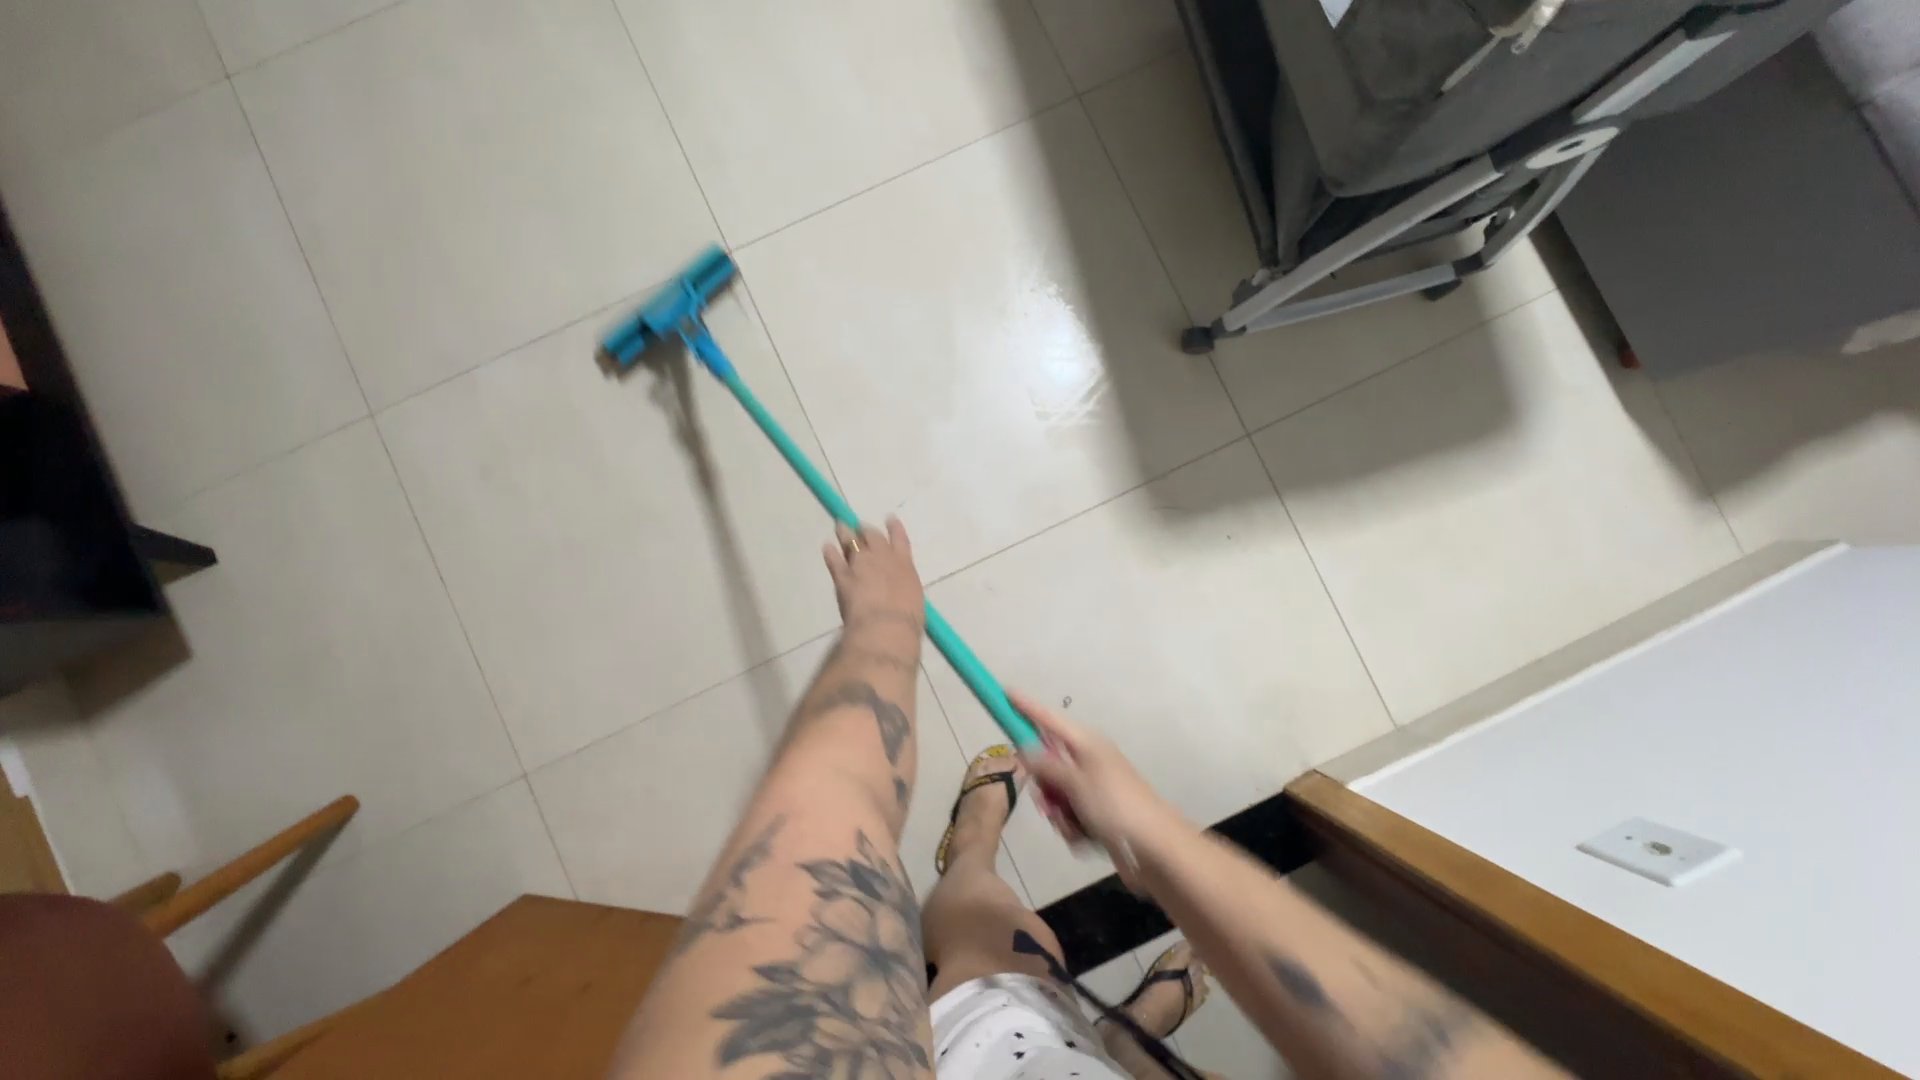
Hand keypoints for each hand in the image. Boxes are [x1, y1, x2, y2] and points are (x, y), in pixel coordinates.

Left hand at [822, 517, 923, 629]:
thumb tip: (899, 592)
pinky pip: (834, 560)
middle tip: (860, 526)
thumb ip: (904, 589)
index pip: (899, 539)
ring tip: (841, 525)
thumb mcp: (913, 599)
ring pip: (851, 541)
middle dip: (866, 530)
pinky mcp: (843, 576)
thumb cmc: (908, 618)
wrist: (886, 625)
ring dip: (846, 533)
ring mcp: (860, 563)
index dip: (894, 527)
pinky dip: (830, 552)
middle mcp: (882, 557)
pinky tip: (827, 547)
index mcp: (904, 563)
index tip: (890, 518)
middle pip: (872, 535)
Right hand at [1012, 691, 1187, 884]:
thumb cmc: (1115, 805)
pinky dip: (1072, 827)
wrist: (1155, 846)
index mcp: (1086, 744)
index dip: (1026, 707)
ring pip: (1055, 794)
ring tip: (1073, 826)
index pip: (1048, 719)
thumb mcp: (1076, 783)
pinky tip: (1084, 838)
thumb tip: (1024, 747)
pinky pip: (1069, 814)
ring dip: (1058, 812)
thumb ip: (1047, 765)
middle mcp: (1088, 761)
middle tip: (1048, 802)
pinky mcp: (1097, 813)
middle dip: (1044, 787)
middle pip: (1047, 764)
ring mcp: (1093, 788)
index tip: (1005, 692)